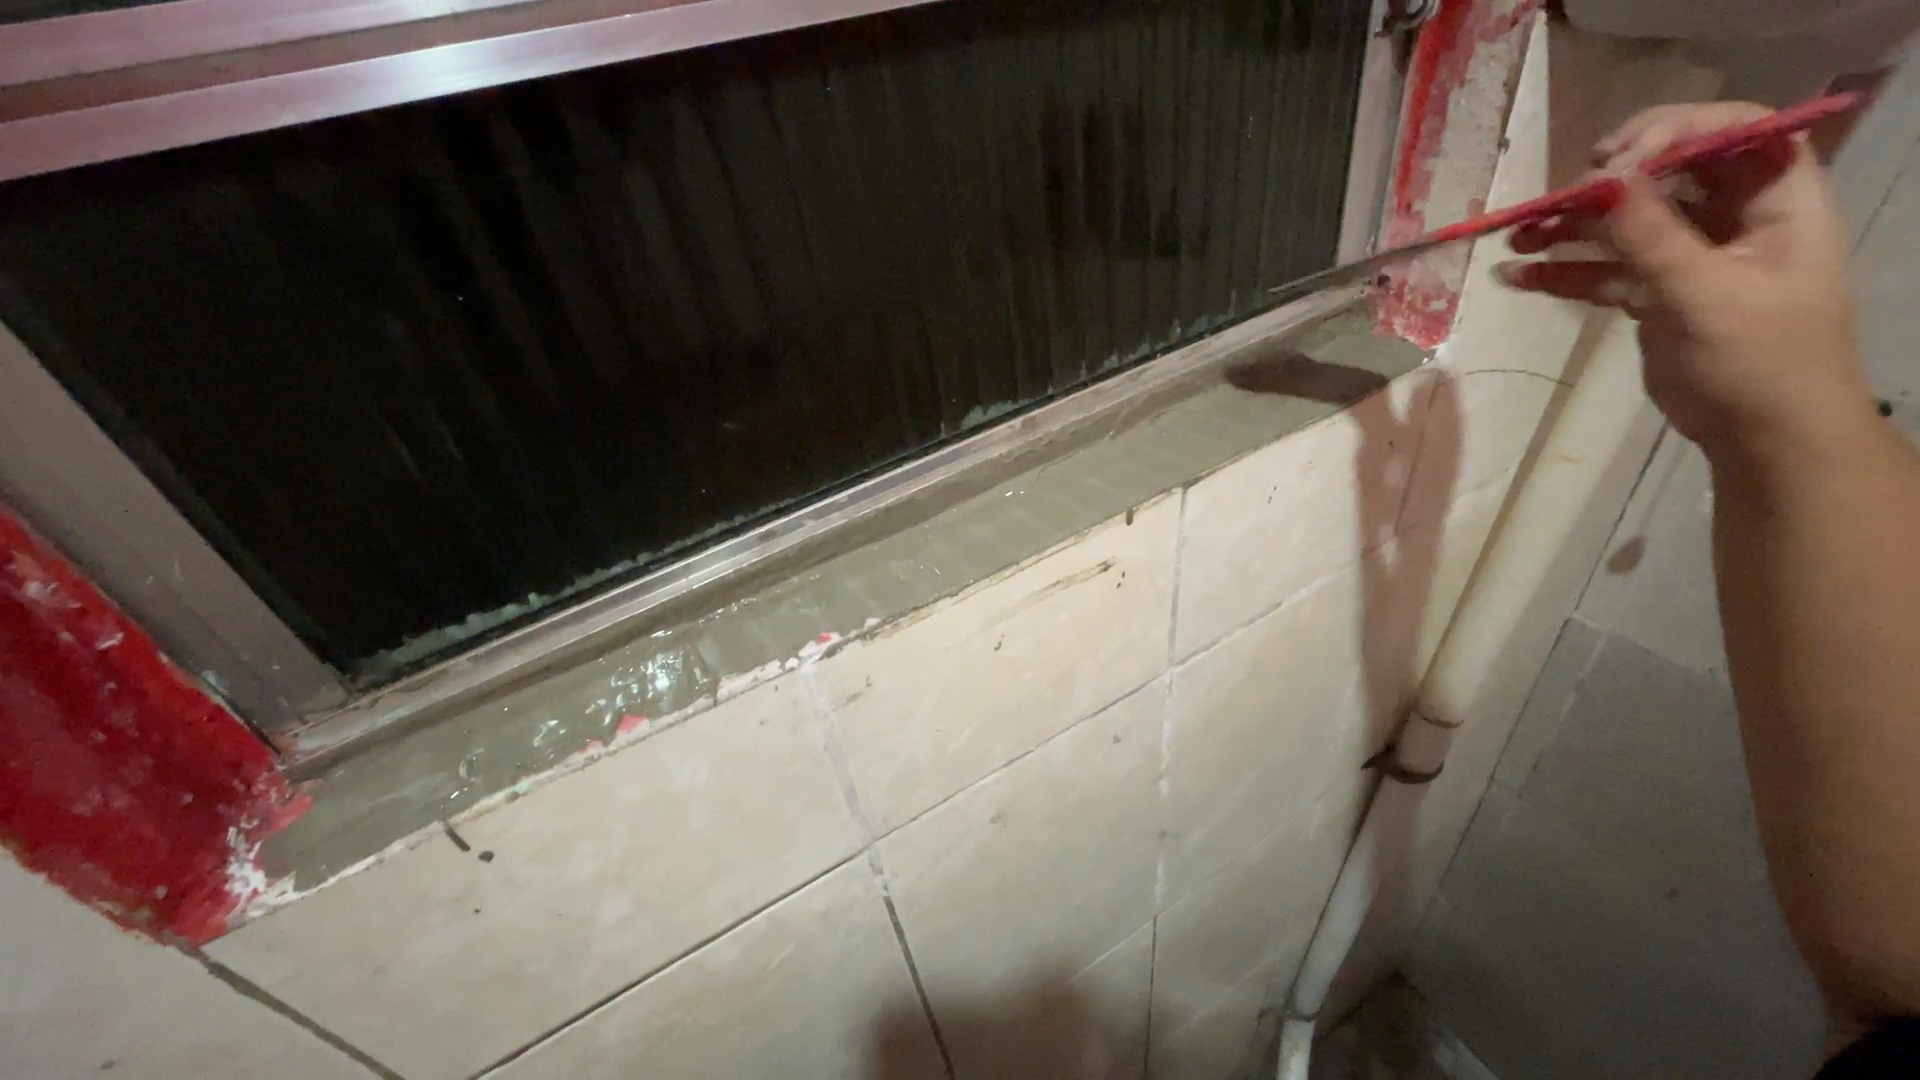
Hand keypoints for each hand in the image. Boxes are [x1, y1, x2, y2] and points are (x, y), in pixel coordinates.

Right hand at [1498, 102, 1871, 461]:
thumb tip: (1600, 180)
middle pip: (1667, 177)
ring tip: (1517, 236)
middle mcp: (1734, 220)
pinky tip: (1518, 276)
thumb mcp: (1702, 291)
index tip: (1611, 161)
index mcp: (1775, 201)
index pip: (1734, 134)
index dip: (1674, 132)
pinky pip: (1604, 272)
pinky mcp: (1655, 296)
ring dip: (1571, 229)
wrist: (1762, 433)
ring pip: (1625, 226)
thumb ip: (1648, 234)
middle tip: (1556, 198)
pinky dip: (1563, 273)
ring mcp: (1690, 259)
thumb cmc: (1757, 358)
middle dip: (1607, 184)